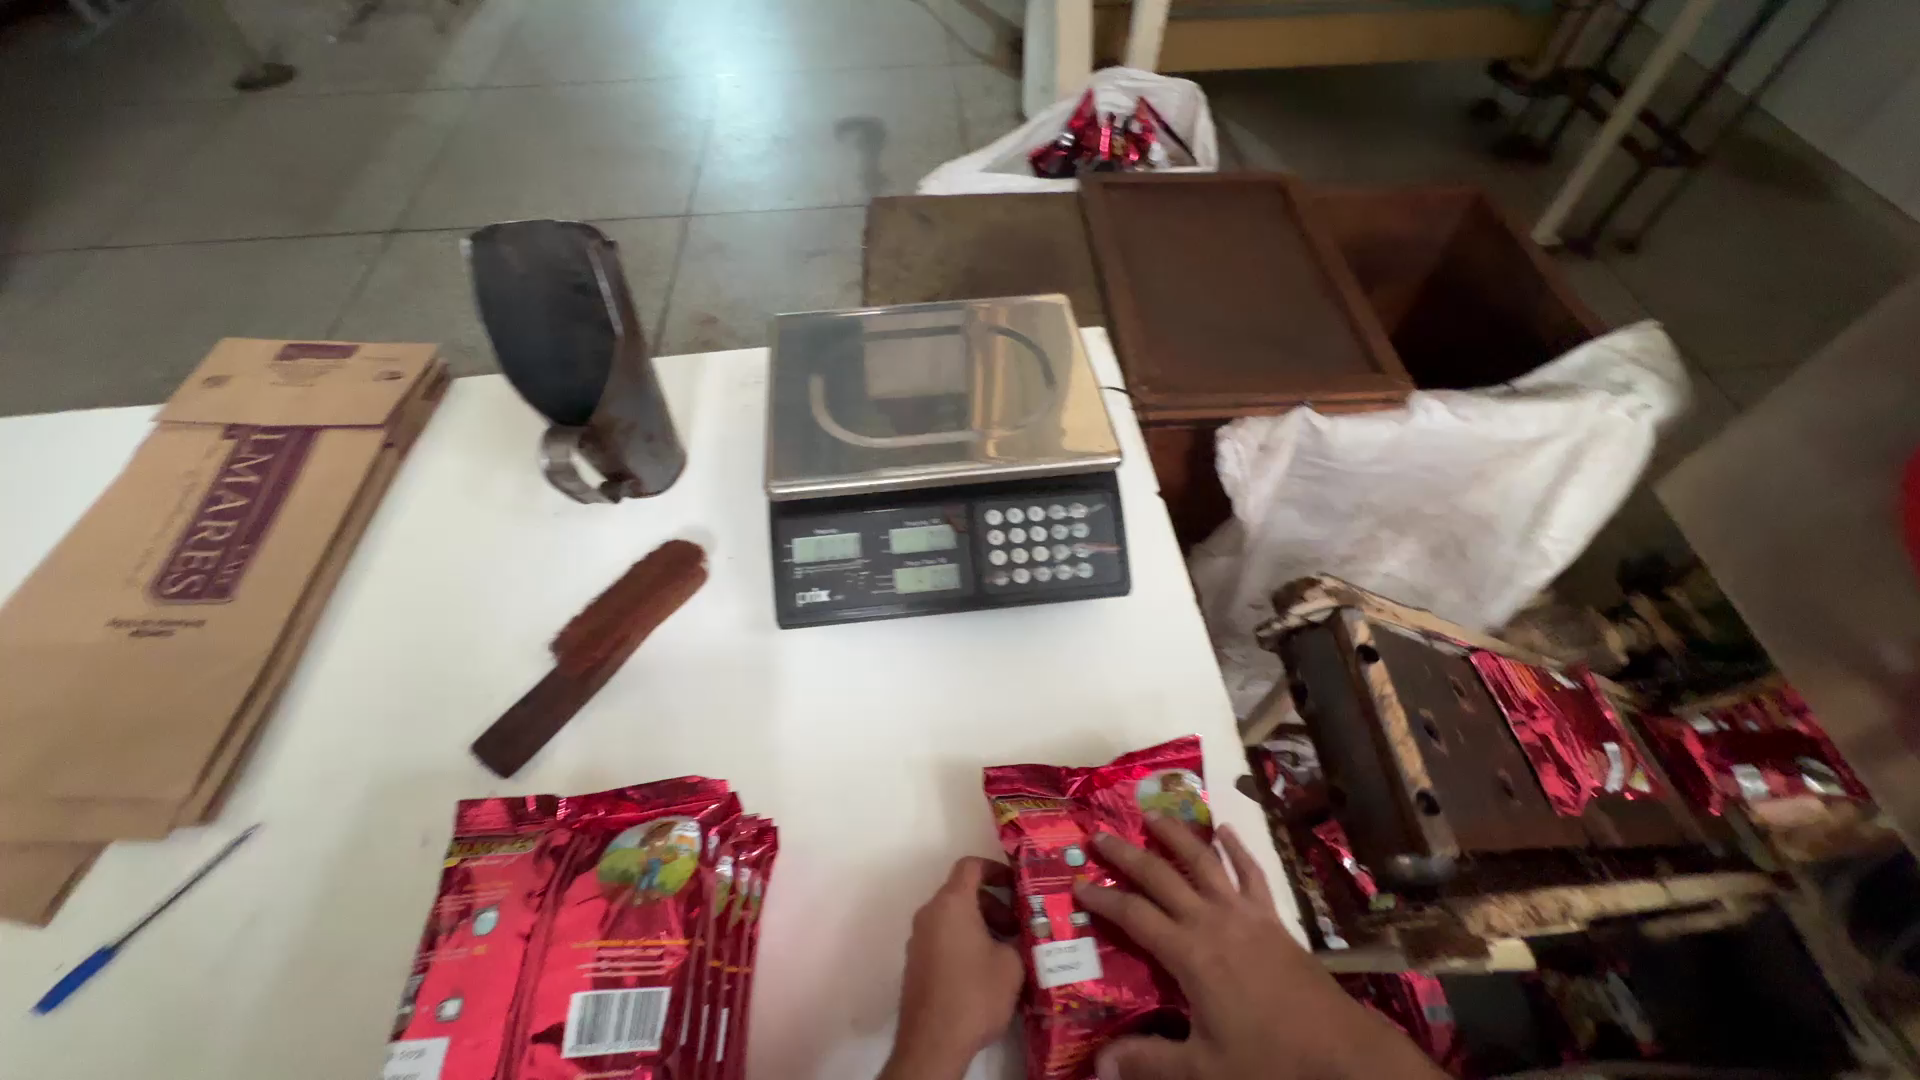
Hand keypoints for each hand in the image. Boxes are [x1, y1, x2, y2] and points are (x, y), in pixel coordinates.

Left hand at [879, 856, 1024, 1079]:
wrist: (932, 1044)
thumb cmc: (974, 994)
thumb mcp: (1011, 965)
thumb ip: (1018, 940)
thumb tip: (1019, 936)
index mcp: (951, 903)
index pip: (970, 865)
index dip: (995, 868)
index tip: (1016, 885)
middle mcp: (929, 913)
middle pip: (962, 892)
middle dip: (993, 904)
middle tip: (1017, 928)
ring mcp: (918, 939)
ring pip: (952, 917)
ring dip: (979, 925)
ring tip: (1005, 953)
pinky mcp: (915, 963)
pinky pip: (942, 938)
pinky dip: (963, 942)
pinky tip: (984, 972)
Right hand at [1074, 817, 1449, 1079]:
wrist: (1343, 1054)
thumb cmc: (1270, 1062)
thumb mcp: (1204, 1070)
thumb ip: (1149, 1061)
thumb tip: (1098, 1066)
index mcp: (1189, 954)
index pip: (1133, 916)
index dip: (1102, 899)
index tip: (1076, 884)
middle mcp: (1211, 921)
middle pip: (1160, 876)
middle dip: (1126, 854)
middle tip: (1099, 835)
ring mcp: (1245, 915)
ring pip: (1204, 861)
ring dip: (1176, 835)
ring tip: (1152, 814)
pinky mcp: (1273, 918)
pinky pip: (1252, 874)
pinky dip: (1238, 849)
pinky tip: (1226, 829)